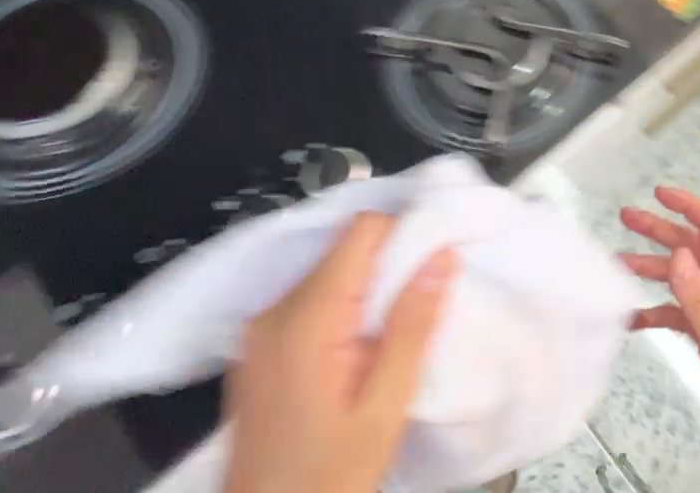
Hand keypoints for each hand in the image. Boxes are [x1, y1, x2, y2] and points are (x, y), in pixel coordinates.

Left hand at [223, 213, 459, 492]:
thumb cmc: (327, 477)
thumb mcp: (385, 405)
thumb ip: (412, 325)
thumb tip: (442, 257)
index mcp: (305, 319)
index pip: (362, 230)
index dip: (405, 234)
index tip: (434, 260)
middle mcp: (273, 313)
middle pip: (345, 250)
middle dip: (390, 266)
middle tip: (421, 306)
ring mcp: (259, 331)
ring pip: (330, 272)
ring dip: (368, 290)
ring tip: (392, 335)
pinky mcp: (258, 348)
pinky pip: (310, 300)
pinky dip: (343, 308)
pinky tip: (361, 351)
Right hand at [618, 187, 699, 430]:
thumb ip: (696, 294)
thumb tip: (677, 252)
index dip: (687, 205)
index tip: (658, 194)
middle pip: (687, 245)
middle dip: (658, 229)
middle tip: (624, 217)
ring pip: (677, 276)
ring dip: (649, 267)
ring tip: (616, 265)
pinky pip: (674, 309)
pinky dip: (652, 309)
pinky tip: (629, 319)